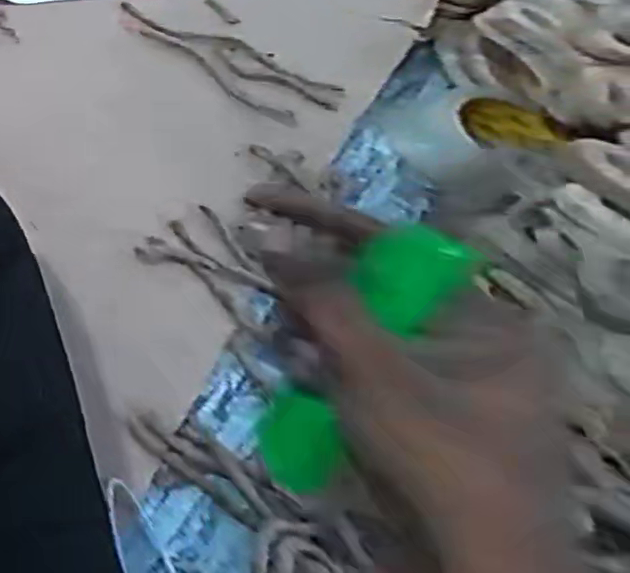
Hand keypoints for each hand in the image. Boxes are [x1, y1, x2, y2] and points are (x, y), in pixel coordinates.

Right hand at [248, 187, 575, 572]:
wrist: (473, 558)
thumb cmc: (437, 451)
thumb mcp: (371, 366)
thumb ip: (318, 294)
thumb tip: (261, 232)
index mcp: (482, 319)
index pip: (387, 244)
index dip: (316, 217)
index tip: (254, 201)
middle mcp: (468, 334)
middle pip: (364, 282)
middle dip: (307, 289)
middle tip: (270, 298)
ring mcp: (442, 368)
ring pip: (351, 318)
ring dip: (308, 328)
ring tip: (294, 356)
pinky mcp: (415, 395)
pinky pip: (353, 352)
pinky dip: (320, 356)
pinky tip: (308, 378)